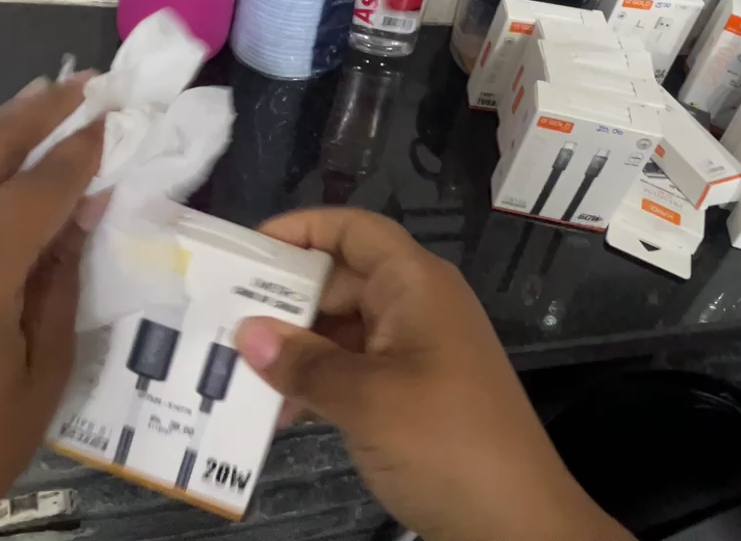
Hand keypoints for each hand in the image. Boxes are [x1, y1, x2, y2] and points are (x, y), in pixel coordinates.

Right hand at [234, 209, 630, 540]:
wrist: (516, 520)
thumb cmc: (444, 437)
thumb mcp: (366, 399)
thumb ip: (304, 364)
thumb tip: (246, 333)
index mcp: (414, 282)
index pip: (355, 229)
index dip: (304, 227)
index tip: (249, 246)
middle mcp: (415, 302)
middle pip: (343, 277)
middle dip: (286, 296)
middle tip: (224, 317)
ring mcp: (416, 346)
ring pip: (345, 325)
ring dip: (298, 346)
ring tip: (239, 369)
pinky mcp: (413, 387)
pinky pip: (356, 364)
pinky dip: (321, 379)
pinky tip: (279, 411)